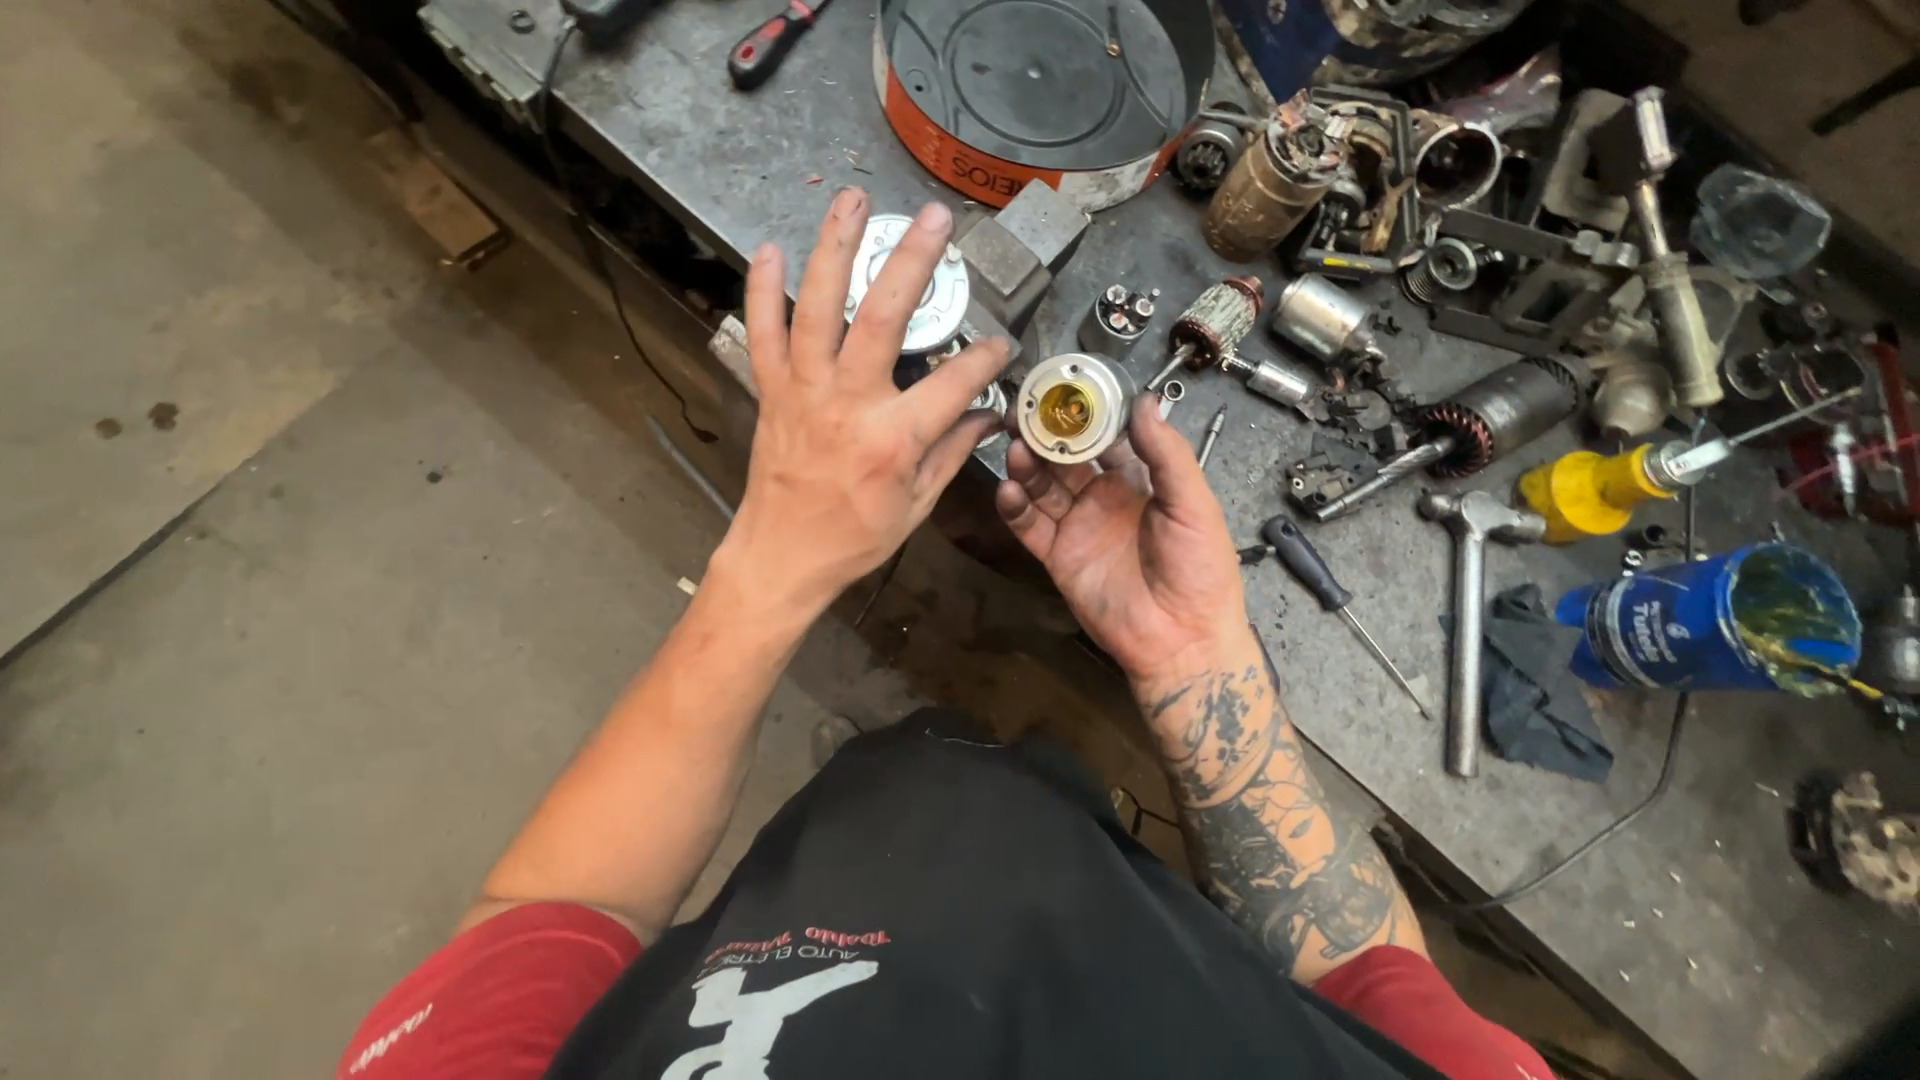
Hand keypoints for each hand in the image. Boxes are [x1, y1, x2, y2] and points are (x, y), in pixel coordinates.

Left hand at [714, 189, 1009, 617]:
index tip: (1002, 344)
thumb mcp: (917, 504)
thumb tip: (987, 417)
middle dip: (912, 262)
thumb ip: (952, 453)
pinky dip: (762, 290)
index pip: (954, 383)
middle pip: (882, 318)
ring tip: (853, 200)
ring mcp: (804, 391)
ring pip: (818, 308)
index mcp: (893, 438)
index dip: (986, 359)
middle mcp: (848, 403)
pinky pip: (763, 333)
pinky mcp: (772, 391)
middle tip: (934, 220)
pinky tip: (769, 249)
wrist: (782, 557)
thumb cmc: (854, 538)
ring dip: (836, 249)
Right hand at [994, 395, 1252, 691]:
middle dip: (1045, 436)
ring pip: (1043, 487)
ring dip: (1028, 465)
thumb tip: (1145, 400)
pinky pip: (1030, 527)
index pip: (1105, 438)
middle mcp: (1104, 498)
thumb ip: (1167, 454)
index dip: (1084, 416)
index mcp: (1140, 482)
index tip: (1064, 391)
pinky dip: (1015, 507)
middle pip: (1066, 459)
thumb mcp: (1193, 504)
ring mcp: (1078, 527)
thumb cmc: (1200, 569)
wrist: (1182, 638)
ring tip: (1016, 447)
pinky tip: (1008, 489)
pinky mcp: (1058, 557)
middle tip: (1023, 413)